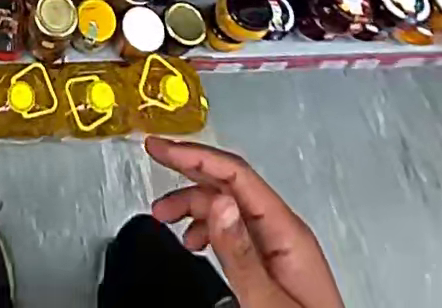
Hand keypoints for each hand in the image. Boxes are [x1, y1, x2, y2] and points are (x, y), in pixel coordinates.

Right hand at [146, 137, 344, 307]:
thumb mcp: (268, 304)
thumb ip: (241, 254)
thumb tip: (218, 203)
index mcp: (287, 231)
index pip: (235, 174)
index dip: (194, 155)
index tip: (160, 149)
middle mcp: (282, 231)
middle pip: (228, 182)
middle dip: (187, 168)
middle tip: (154, 154)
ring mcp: (276, 248)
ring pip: (226, 206)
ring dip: (190, 203)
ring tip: (162, 214)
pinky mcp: (269, 266)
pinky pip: (230, 229)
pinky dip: (203, 227)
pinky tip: (190, 240)